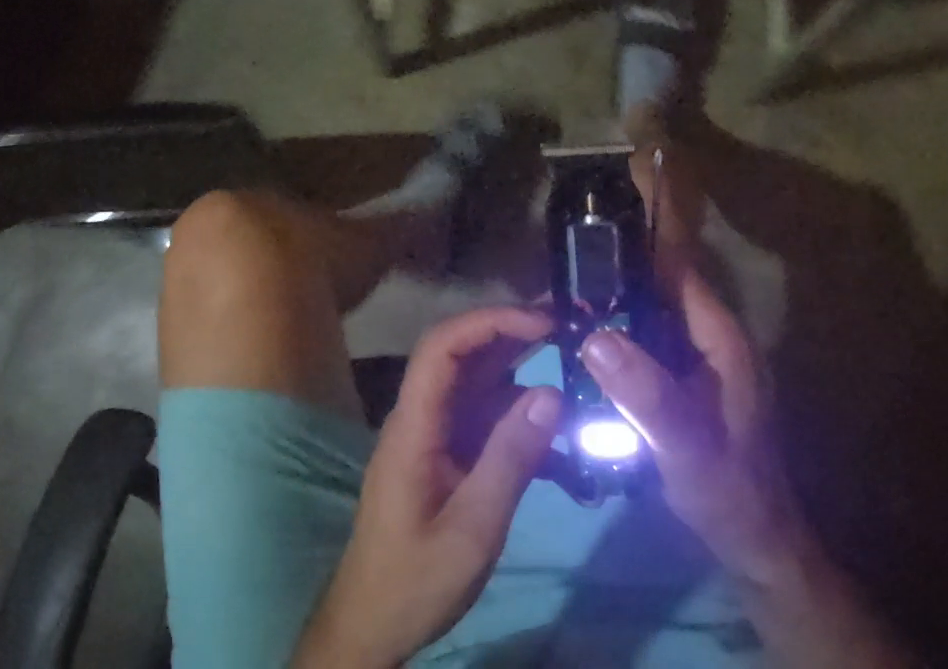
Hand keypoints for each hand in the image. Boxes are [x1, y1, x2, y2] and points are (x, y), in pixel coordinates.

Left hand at [292, 307, 560, 668]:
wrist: (372, 625)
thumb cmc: (414, 581)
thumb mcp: (471, 529)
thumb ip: (510, 460)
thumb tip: (551, 394)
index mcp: (413, 426)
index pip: (441, 348)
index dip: (489, 321)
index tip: (543, 323)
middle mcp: (421, 419)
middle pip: (462, 356)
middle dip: (513, 335)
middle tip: (572, 330)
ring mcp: (433, 437)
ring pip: (478, 387)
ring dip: (523, 374)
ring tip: (575, 370)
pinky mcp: (446, 457)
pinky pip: (484, 420)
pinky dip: (519, 417)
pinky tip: (558, 433)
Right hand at [578, 270, 802, 586]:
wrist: (754, 541)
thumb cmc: (727, 490)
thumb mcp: (683, 444)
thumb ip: (644, 392)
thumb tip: (595, 336)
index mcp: (721, 339)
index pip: (677, 270)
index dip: (634, 248)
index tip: (584, 240)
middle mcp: (712, 338)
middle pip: (658, 289)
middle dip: (612, 280)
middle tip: (556, 282)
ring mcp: (700, 360)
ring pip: (650, 317)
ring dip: (611, 310)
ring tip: (559, 308)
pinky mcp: (685, 382)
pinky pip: (647, 346)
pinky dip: (618, 341)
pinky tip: (582, 350)